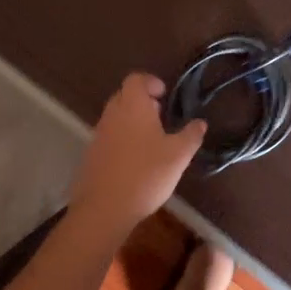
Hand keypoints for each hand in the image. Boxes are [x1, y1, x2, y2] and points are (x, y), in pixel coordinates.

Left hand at [69, 73, 205, 231]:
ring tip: (151, 143)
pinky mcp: (90, 157)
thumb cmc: (145, 174)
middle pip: (125, 96)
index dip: (151, 83)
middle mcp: (112, 115)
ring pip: (116, 118)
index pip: (136, 79)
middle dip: (143, 102)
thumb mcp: (178, 155)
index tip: (165, 97)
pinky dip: (121, 141)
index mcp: (132, 106)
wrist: (103, 211)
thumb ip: (191, 135)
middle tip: (161, 118)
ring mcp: (98, 136)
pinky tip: (135, 163)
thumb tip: (200, 123)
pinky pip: (108, 138)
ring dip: (132, 123)